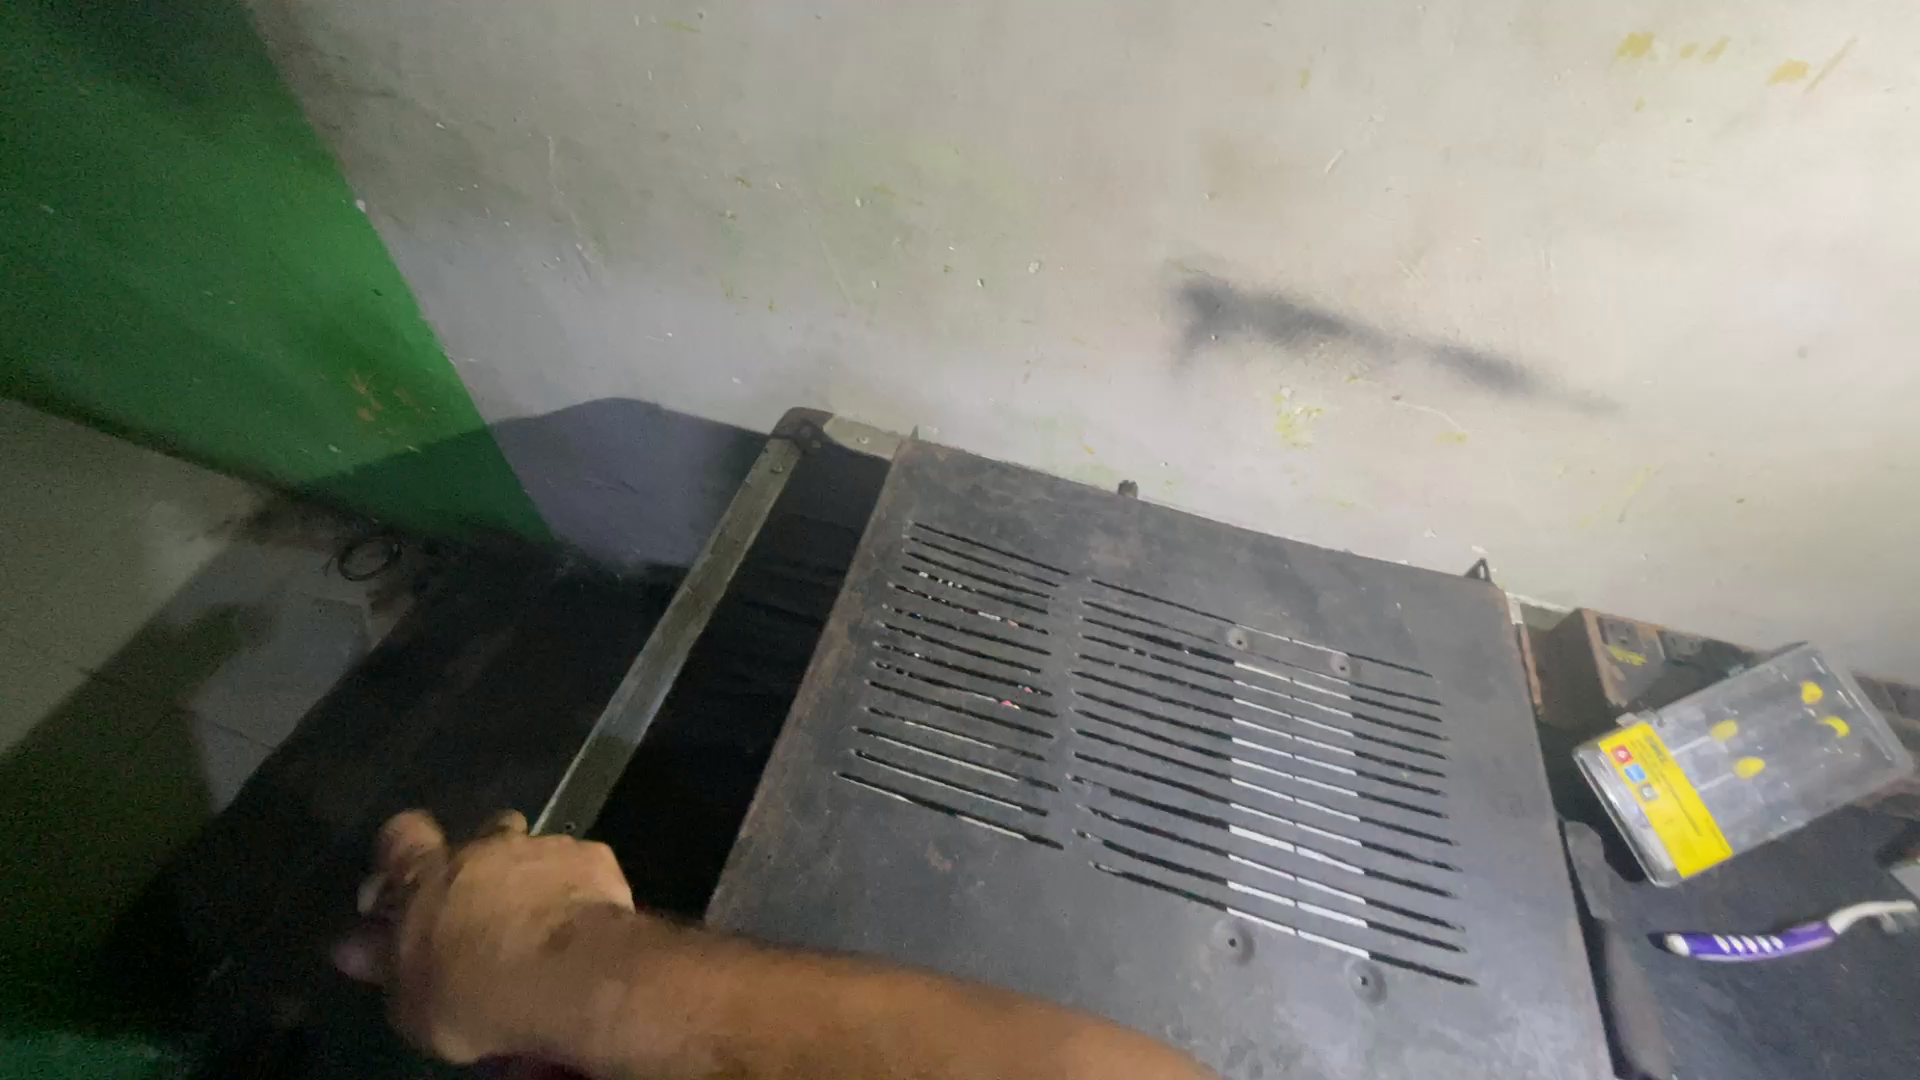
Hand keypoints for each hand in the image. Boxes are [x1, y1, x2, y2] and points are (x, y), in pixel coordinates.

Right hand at [333, 809, 636, 1063]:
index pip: (403, 836)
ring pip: (536, 846)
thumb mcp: (410, 997)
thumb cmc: (473, 993)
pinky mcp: (593, 854)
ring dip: (533, 872)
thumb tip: (353, 944)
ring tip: (540, 912)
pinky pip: (580, 863)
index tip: (405, 870)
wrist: (568, 971)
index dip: (403, 847)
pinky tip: (580, 914)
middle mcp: (489, 847)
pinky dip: (576, 884)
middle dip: (484, 857)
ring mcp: (546, 846)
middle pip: (484, 832)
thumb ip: (387, 960)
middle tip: (487, 900)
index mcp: (431, 877)